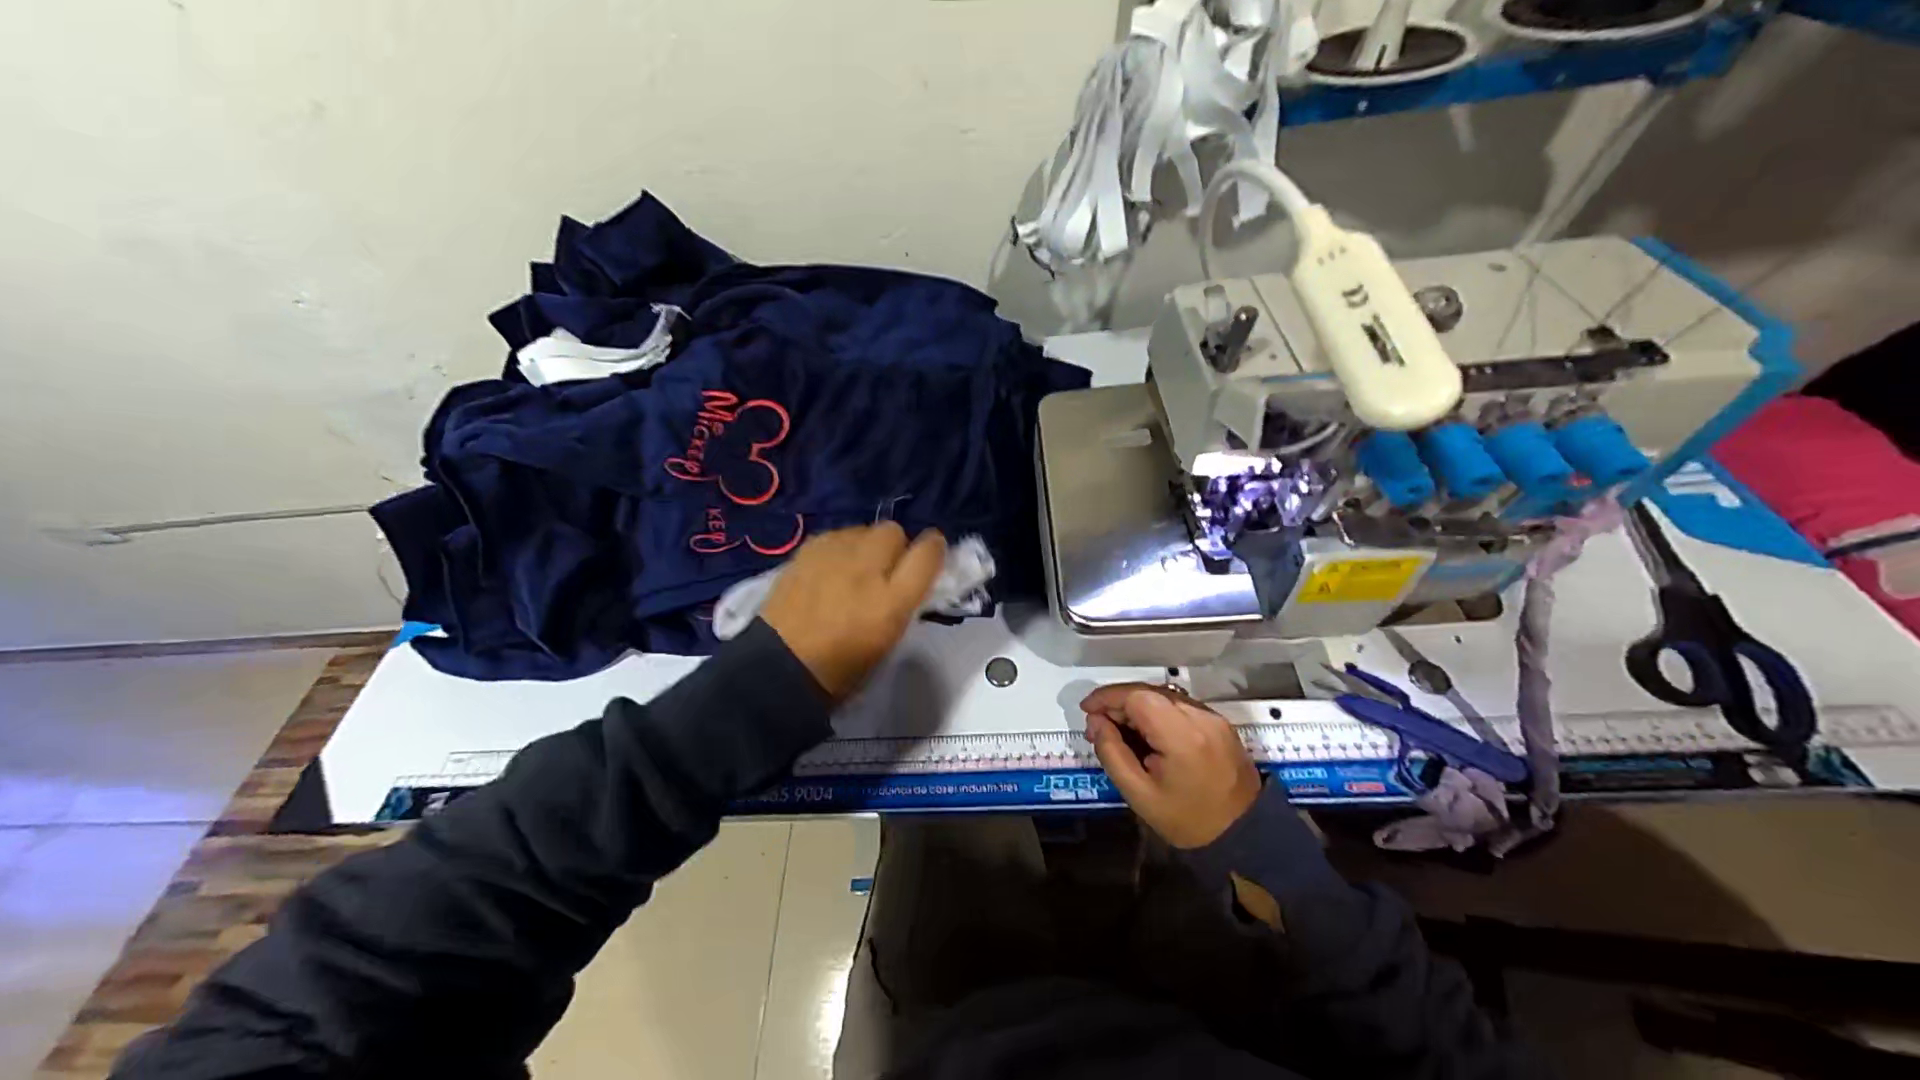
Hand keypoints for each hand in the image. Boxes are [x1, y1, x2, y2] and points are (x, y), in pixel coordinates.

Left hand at [759, 523, 946, 700]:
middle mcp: (866, 569)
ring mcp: (834, 555)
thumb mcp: (888, 641)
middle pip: (894, 532)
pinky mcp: (807, 551)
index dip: (934, 550)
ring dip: (867, 545)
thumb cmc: (841, 669)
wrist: (779, 667)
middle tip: (886, 569)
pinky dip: (841, 546)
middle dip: (896, 546)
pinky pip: (836, 535)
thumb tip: (908, 582)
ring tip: (854, 568)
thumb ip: (904, 604)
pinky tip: (830, 568)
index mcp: (892, 601)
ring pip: (864, 529)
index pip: (928, 553)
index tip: (930, 557)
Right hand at [1080, 683, 1262, 848]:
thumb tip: (1096, 721)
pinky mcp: (1219, 723)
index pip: (1137, 697)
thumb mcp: (1139, 794)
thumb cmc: (1187, 820)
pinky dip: (1156, 711)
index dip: (1107, 698)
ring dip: (1136, 705)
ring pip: (1164, 696)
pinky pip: (1179, 706)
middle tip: (1098, 724)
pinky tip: (1144, 731)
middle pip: (1149, 691)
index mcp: (1182, 735)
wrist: (1243, 835)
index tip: (1086, 710)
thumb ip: (1112, 753)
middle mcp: (1200, 716)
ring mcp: (1213, 717)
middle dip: (1119, 702)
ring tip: (1118, 728)